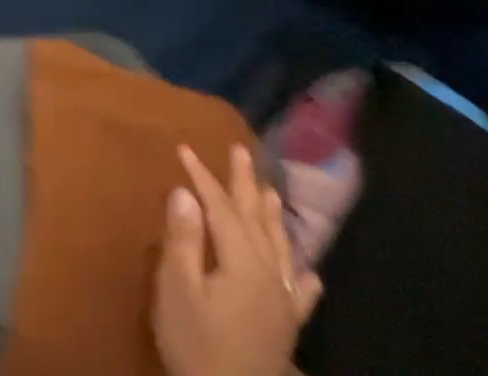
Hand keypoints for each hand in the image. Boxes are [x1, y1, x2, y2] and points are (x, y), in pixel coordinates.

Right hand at [154, 145, 323, 375]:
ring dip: (273, 217)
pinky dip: (302, 274)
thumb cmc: (195, 339)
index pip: (222, 210)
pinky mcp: (284, 324)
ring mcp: (282, 301)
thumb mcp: (177, 287)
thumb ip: (184, 240)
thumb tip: (184, 193)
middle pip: (257, 222)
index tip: (185, 148)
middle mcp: (269, 275)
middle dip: (246, 185)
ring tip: (270, 191)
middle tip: (241, 152)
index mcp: (242, 263)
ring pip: (280, 249)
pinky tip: (309, 271)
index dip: (203, 178)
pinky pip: (299, 291)